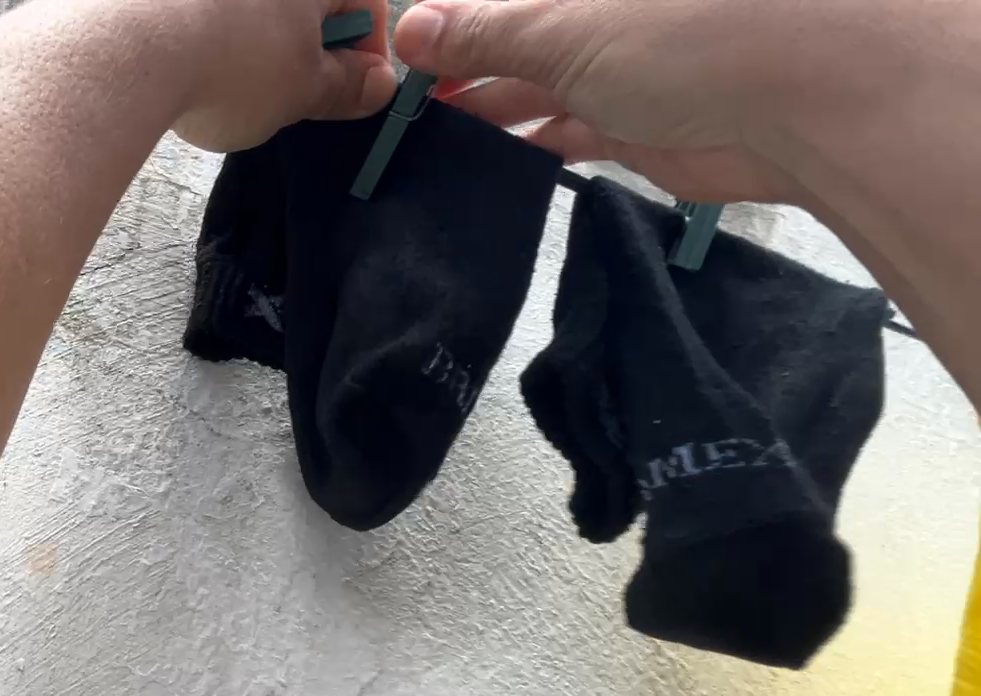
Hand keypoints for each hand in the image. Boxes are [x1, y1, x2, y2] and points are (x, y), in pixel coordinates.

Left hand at [171, 0, 397, 151]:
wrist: (135, 45)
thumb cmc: (234, 65)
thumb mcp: (299, 92)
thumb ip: (342, 87)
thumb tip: (378, 86)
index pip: (364, 2)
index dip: (364, 55)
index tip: (351, 97)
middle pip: (305, 6)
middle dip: (304, 48)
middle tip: (288, 99)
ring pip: (254, 11)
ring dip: (254, 43)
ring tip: (231, 89)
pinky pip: (207, 14)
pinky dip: (209, 37)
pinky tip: (193, 70)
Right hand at [392, 0, 882, 203]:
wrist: (806, 105)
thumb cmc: (692, 36)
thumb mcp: (569, 28)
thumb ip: (485, 34)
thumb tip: (408, 28)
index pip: (504, 1)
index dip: (450, 28)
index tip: (399, 69)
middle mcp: (605, 16)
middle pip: (515, 44)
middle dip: (459, 77)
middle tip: (401, 121)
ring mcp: (619, 71)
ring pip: (531, 93)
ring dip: (483, 118)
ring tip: (427, 149)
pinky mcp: (630, 126)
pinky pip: (560, 135)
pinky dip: (521, 150)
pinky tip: (480, 168)